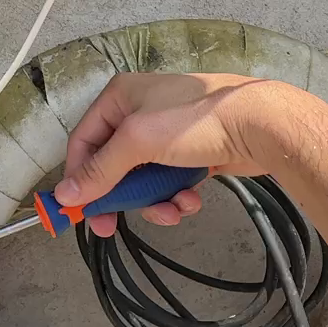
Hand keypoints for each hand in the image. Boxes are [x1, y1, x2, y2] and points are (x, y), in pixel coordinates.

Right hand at [57, 73, 283, 236]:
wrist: (263, 125)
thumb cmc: (194, 122)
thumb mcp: (137, 143)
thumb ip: (100, 170)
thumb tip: (64, 196)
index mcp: (119, 98)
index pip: (83, 141)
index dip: (78, 176)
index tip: (79, 210)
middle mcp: (138, 112)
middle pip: (112, 164)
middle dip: (119, 196)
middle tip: (110, 228)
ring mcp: (167, 133)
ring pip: (142, 178)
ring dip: (152, 200)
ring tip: (172, 211)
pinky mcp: (191, 153)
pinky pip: (169, 181)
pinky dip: (176, 195)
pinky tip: (191, 200)